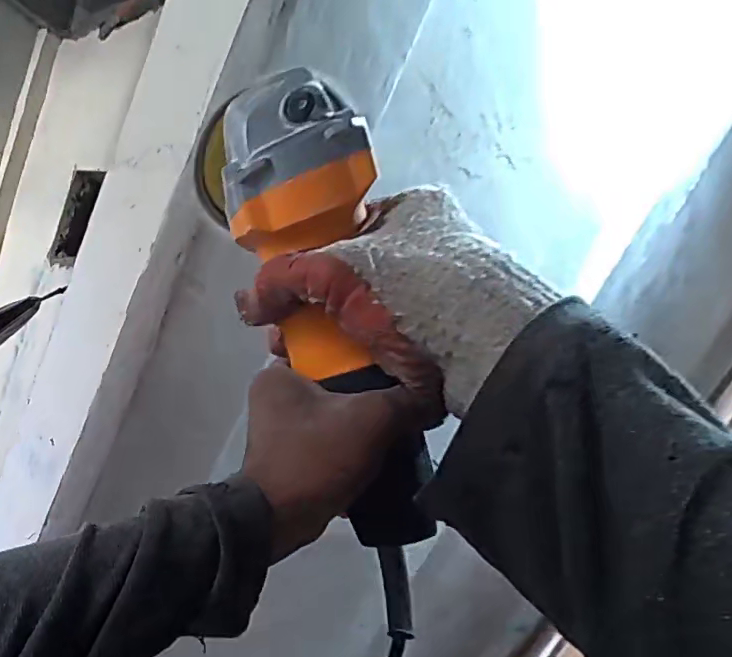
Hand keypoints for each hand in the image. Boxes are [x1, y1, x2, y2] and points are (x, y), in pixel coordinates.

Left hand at [237, 360, 425, 561]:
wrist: (279, 520)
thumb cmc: (313, 458)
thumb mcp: (370, 417)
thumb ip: (407, 397)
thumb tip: (431, 395)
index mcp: (278, 375)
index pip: (328, 341)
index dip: (366, 346)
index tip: (399, 355)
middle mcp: (275, 398)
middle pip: (339, 380)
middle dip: (374, 390)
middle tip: (410, 393)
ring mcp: (284, 430)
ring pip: (341, 414)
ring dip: (370, 423)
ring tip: (406, 424)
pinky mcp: (296, 457)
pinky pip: (336, 442)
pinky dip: (358, 447)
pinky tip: (388, 449)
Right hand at [240, 186, 559, 415]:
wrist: (485, 351)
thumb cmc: (420, 290)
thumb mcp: (341, 269)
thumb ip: (283, 276)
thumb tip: (245, 303)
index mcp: (409, 212)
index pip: (339, 230)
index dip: (303, 258)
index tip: (280, 290)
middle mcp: (419, 248)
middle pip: (339, 276)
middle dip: (302, 306)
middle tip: (280, 331)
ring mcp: (423, 295)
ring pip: (351, 313)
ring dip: (315, 335)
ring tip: (292, 354)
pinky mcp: (425, 336)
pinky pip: (368, 341)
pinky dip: (342, 355)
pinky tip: (321, 368)